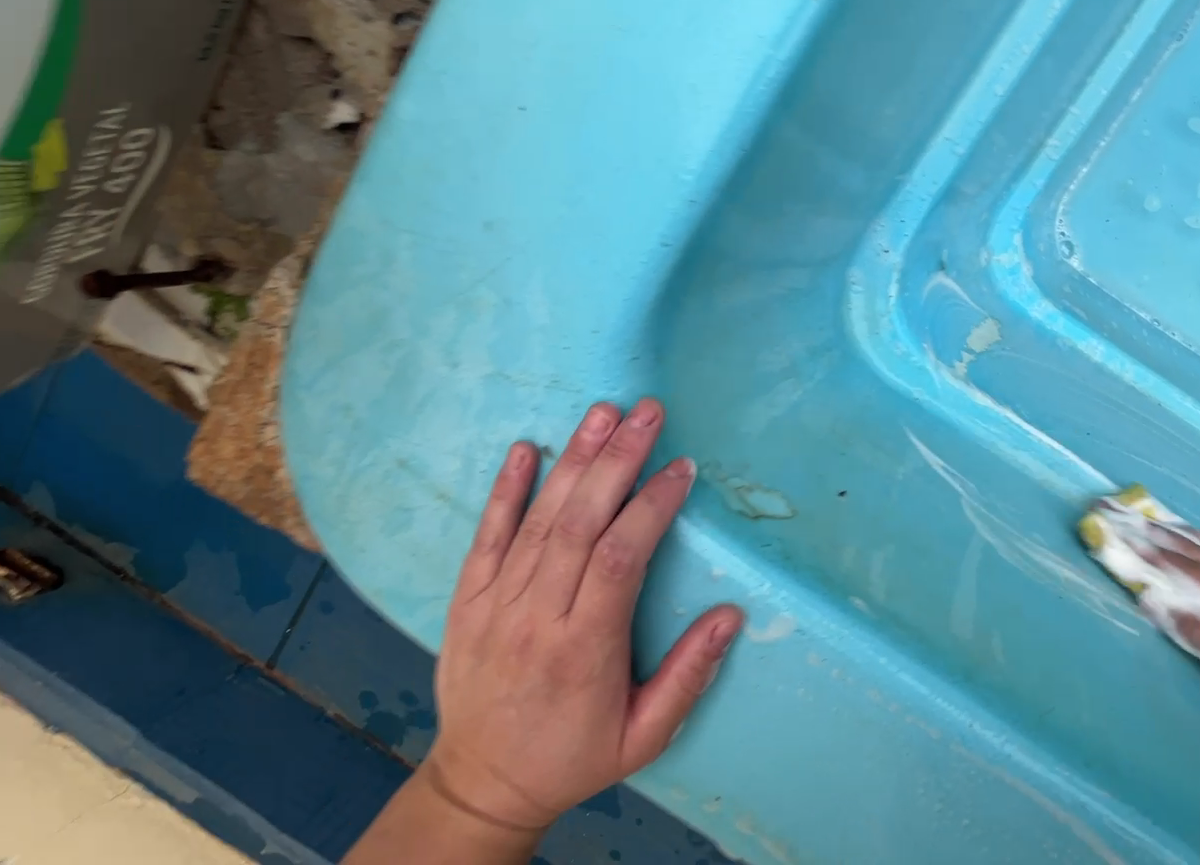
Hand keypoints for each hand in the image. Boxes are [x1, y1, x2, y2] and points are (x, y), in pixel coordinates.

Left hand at [422, 399, 743, 830]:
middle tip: (647, 412)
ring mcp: (495, 603)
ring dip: (573, 460)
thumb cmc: (574, 756)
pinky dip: (505, 490)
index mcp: (583, 647)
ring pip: (538, 519)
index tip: (682, 467)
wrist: (481, 786)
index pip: (621, 558)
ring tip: (602, 413)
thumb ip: (689, 675)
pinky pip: (486, 536)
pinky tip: (525, 449)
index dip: (652, 506)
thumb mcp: (645, 735)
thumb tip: (731, 615)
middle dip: (617, 461)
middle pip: (580, 523)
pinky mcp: (468, 598)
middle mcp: (536, 615)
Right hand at [1138, 527, 1199, 761]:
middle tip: (1128, 521)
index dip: (1151, 550)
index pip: (1186, 566)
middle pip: (1196, 550)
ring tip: (1149, 526)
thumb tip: (1157, 604)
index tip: (1121, 533)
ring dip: (1179, 537)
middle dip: (1160, 535)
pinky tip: (1188, 551)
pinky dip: (1197, 550)